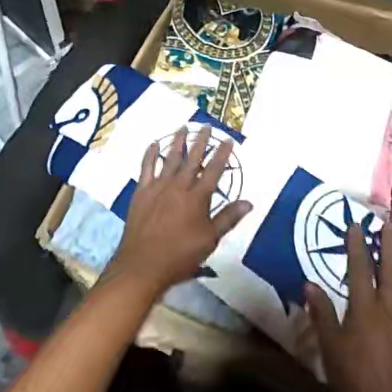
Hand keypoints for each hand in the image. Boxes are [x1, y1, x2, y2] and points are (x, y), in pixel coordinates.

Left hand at [104, 127, 250, 295]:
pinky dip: (150, 154)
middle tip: (207, 126)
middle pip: (193, 158)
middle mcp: (179, 186)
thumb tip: (249, 202)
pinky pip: (147, 167)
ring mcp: (159, 186)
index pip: (214, 170)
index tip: (228, 140)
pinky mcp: (142, 191)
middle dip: (202, 141)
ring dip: (178, 142)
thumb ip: (228, 218)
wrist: (143, 264)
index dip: (222, 154)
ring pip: (170, 158)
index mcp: (198, 197)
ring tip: (184, 127)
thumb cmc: (180, 255)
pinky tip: (154, 143)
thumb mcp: (210, 239)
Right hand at [306, 222, 391, 391]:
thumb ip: (322, 314)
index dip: (357, 245)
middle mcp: (389, 309)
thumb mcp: (330, 349)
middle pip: (390, 269)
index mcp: (364, 308)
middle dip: (389, 245)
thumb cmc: (354, 384)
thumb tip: (309, 283)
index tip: (356, 225)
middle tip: (390, 224)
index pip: (360, 268)